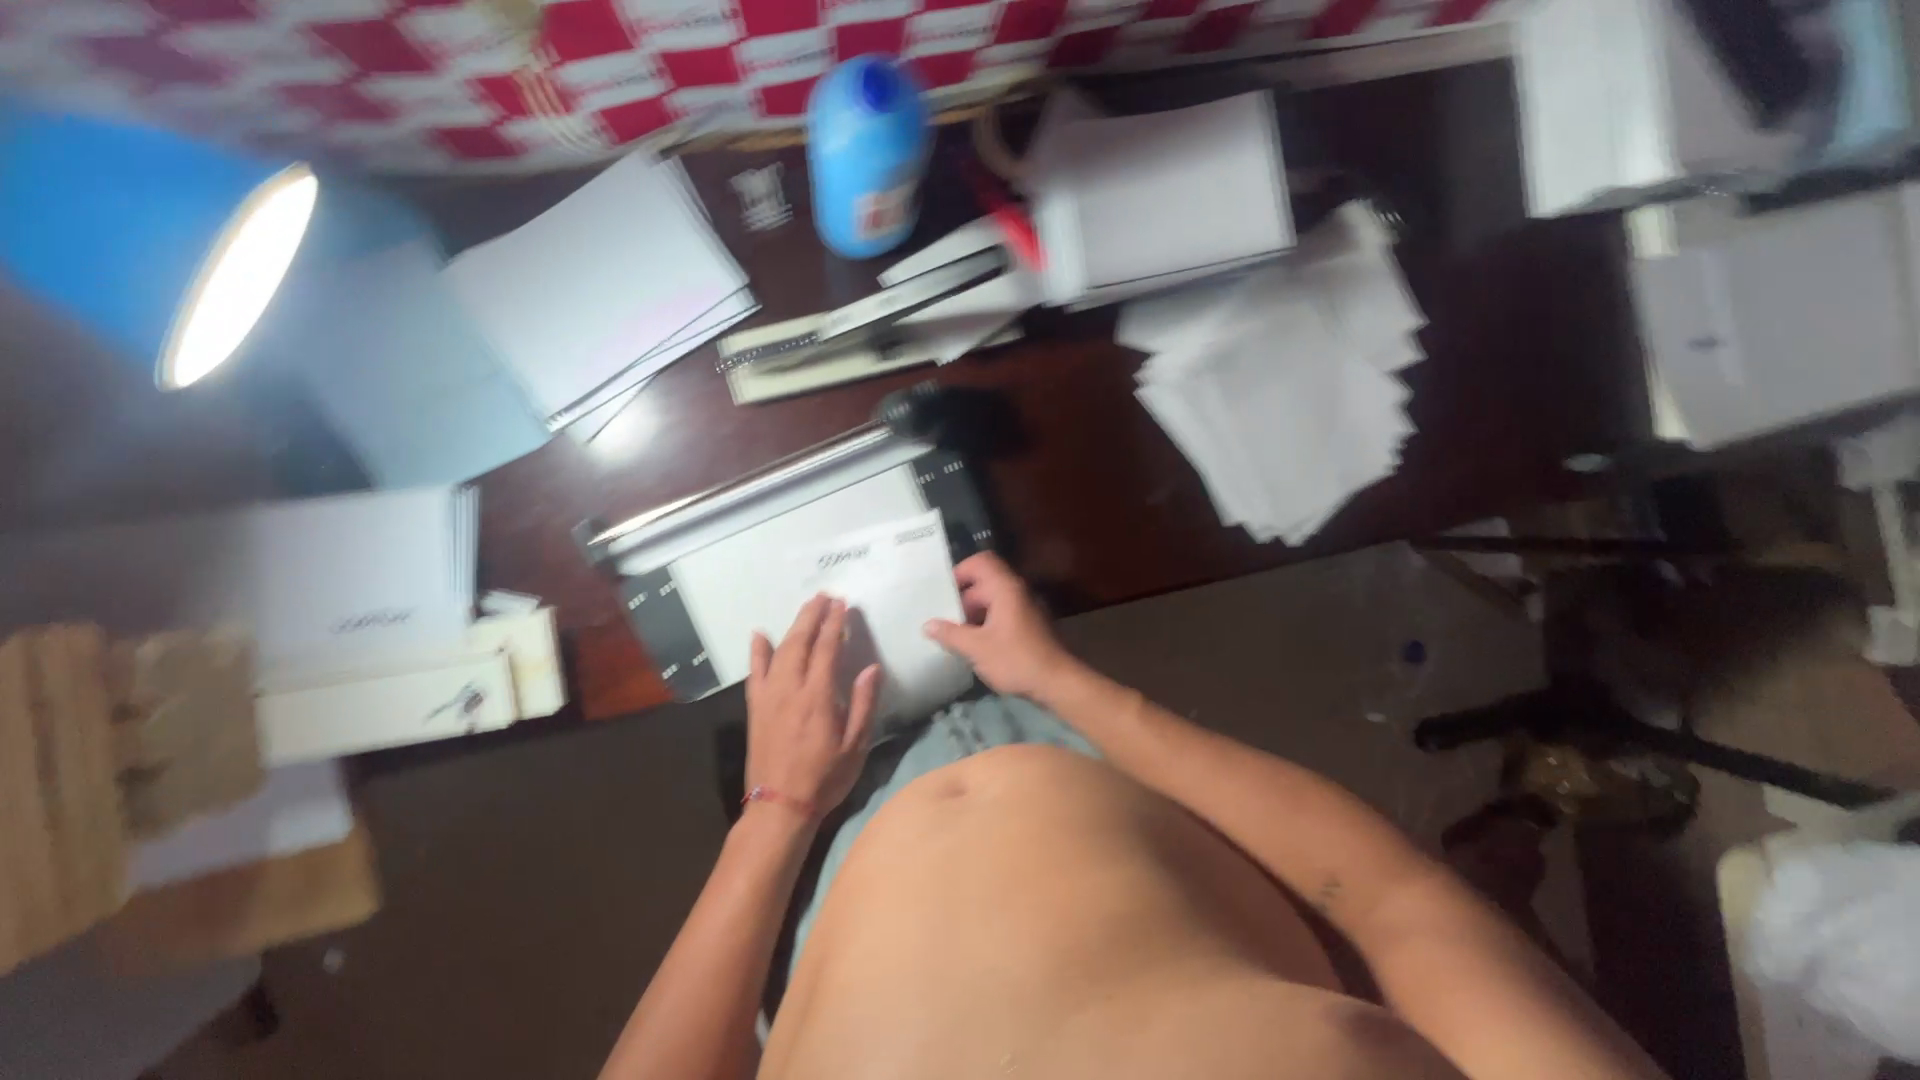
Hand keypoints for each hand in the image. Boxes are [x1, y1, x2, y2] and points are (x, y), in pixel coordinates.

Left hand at [746, 595, 879, 818]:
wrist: (780, 805)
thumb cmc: (825, 777)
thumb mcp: (856, 746)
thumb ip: (863, 704)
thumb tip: (871, 668)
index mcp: (818, 697)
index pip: (827, 649)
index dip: (835, 624)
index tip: (843, 605)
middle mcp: (790, 689)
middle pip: (801, 642)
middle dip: (813, 616)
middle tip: (824, 597)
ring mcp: (769, 697)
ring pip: (779, 652)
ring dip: (793, 628)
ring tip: (805, 610)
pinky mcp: (755, 708)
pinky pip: (755, 672)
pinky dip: (757, 652)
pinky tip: (760, 635)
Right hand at [923, 552, 1078, 698]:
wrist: (1058, 683)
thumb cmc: (1016, 660)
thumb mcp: (977, 648)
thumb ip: (951, 634)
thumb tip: (928, 624)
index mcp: (1005, 589)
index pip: (981, 562)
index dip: (960, 571)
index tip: (942, 591)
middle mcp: (1017, 592)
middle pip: (984, 583)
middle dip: (962, 598)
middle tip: (942, 618)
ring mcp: (1026, 609)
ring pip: (993, 601)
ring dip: (973, 614)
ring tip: (954, 634)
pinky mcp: (1029, 626)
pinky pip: (1002, 615)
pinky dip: (986, 624)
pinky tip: (974, 645)